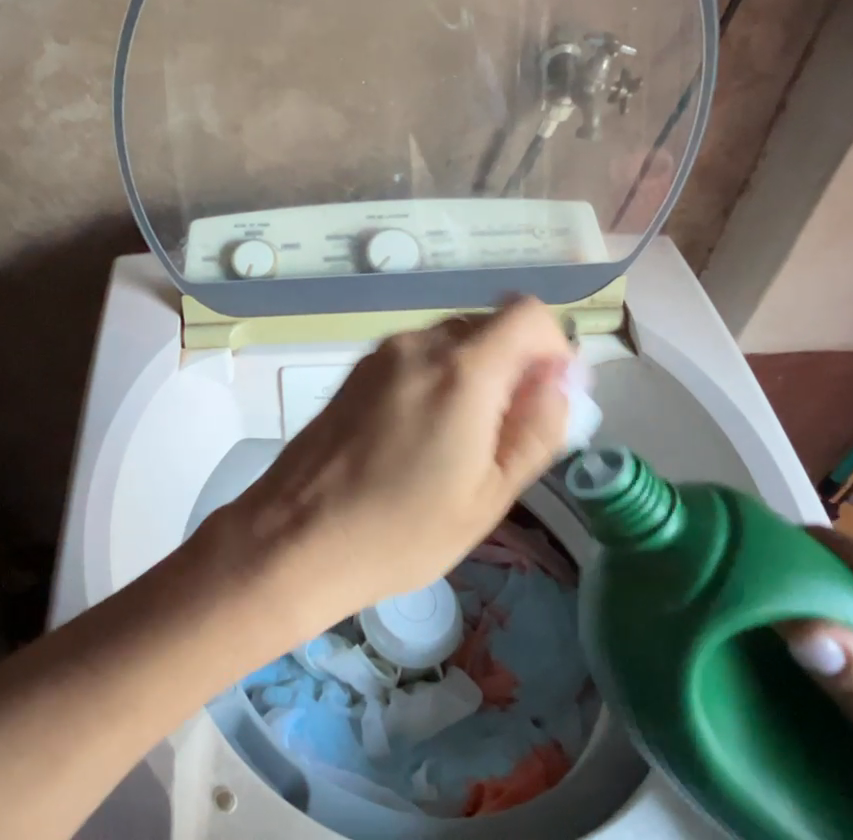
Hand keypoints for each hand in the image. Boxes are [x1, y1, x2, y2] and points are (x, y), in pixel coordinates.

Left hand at [201, 298, 573, 639]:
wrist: (293, 539)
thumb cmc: (400, 532)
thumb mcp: (490, 495)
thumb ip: (536, 427)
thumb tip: (559, 380)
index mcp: (461, 369)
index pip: (528, 314)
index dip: (551, 348)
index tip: (546, 398)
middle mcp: (417, 346)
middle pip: (488, 327)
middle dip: (512, 368)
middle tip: (504, 436)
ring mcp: (378, 357)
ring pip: (450, 344)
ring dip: (472, 377)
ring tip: (458, 448)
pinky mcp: (352, 374)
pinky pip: (414, 360)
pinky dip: (435, 383)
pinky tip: (418, 441)